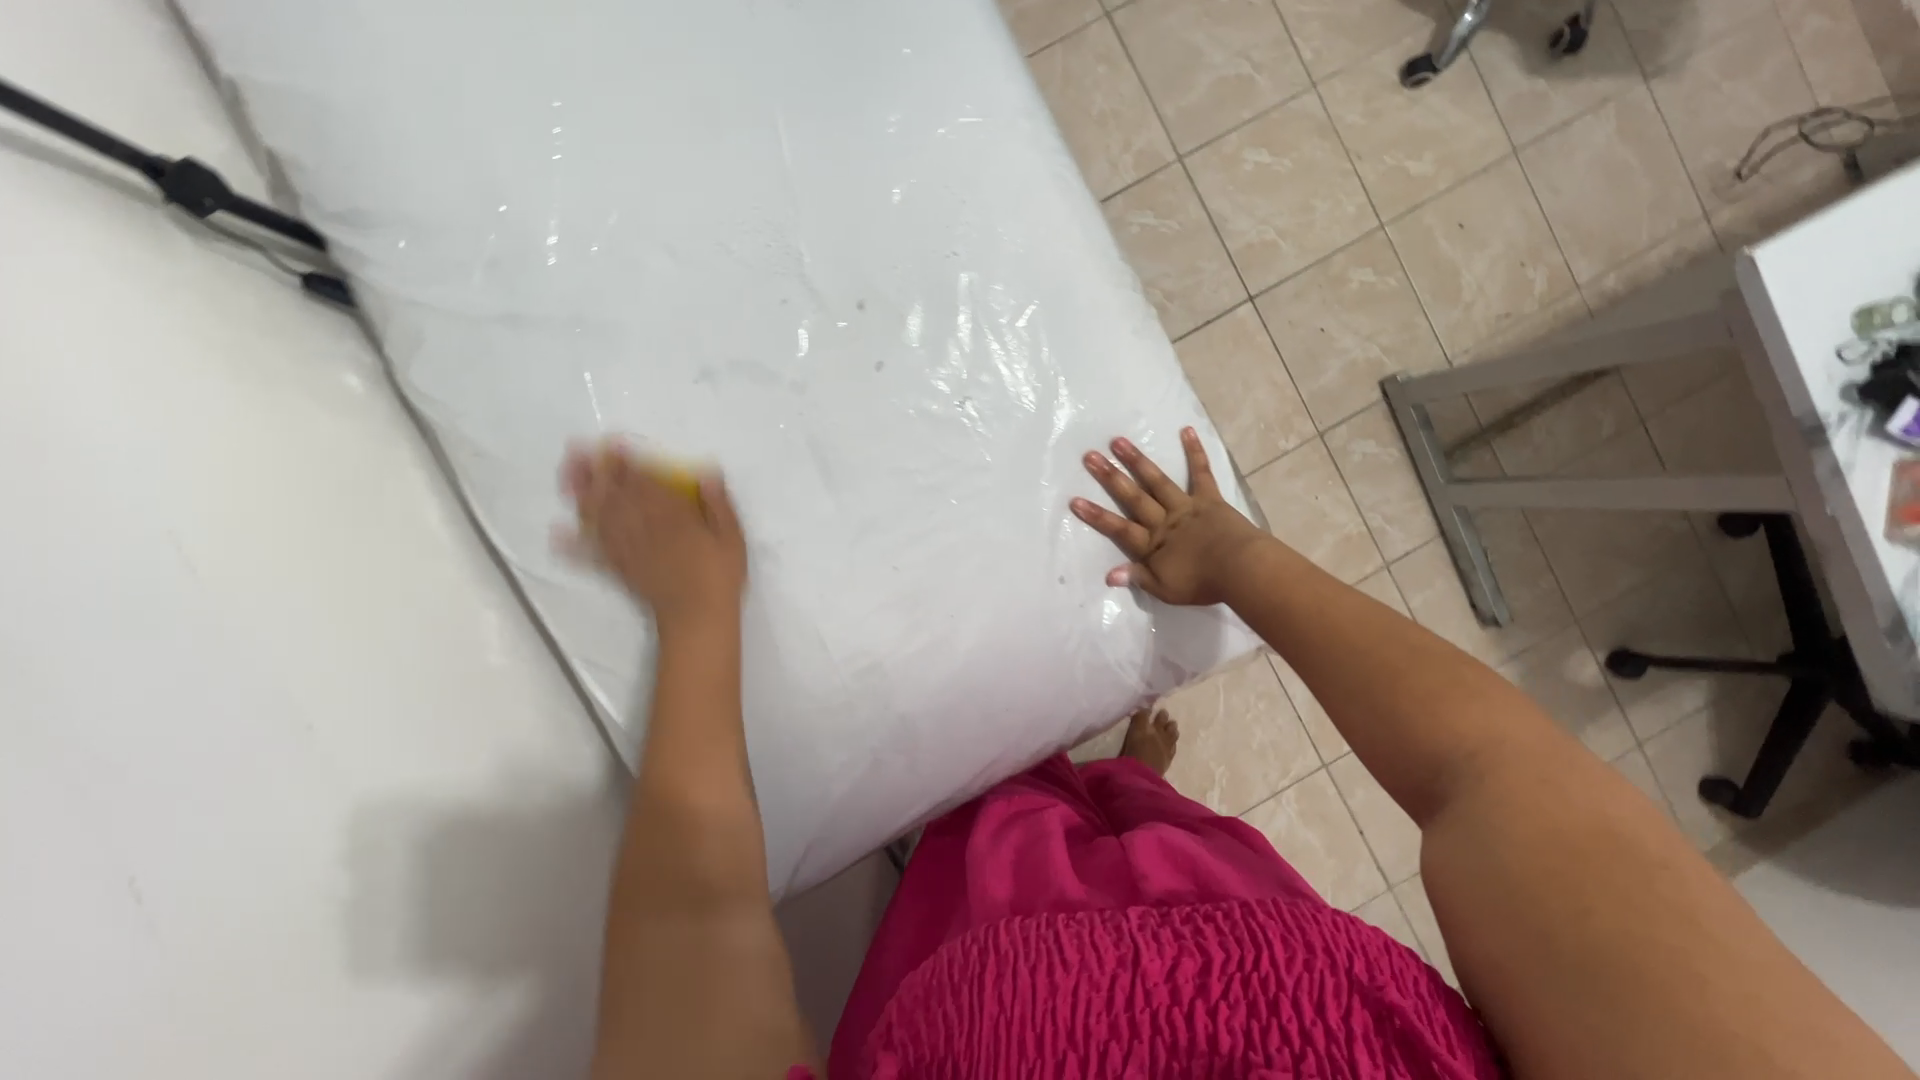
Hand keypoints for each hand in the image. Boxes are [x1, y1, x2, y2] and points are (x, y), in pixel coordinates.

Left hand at [559, 440, 747, 627]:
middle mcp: (644, 528)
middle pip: (615, 495)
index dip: (628, 463)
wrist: (698, 618)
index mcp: (672, 517)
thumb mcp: (731, 536)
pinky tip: (557, 533)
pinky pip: (593, 556)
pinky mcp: (619, 571)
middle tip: (577, 449)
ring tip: (566, 475)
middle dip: (596, 471)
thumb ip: (718, 504)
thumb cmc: (720, 575)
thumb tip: (708, 473)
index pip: (645, 483)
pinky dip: (573, 546)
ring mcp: (627, 550)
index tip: (614, 444)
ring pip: (599, 518)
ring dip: (581, 495)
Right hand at [1070, 427, 1266, 605]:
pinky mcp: (1209, 499)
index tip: (1075, 500)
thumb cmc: (1203, 583)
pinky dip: (1194, 452)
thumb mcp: (1166, 590)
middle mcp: (1164, 521)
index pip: (1118, 529)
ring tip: (1118, 441)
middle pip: (1133, 498)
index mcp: (1153, 545)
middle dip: (1110, 477)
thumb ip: (1138, 578)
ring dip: (1137, 461)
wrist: (1241, 569)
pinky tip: (1186, 431)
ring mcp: (1186, 507)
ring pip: (1157, 481)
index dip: (1096, 516)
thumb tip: (1109, 575)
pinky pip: (1200, 473)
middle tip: (1090, 456)